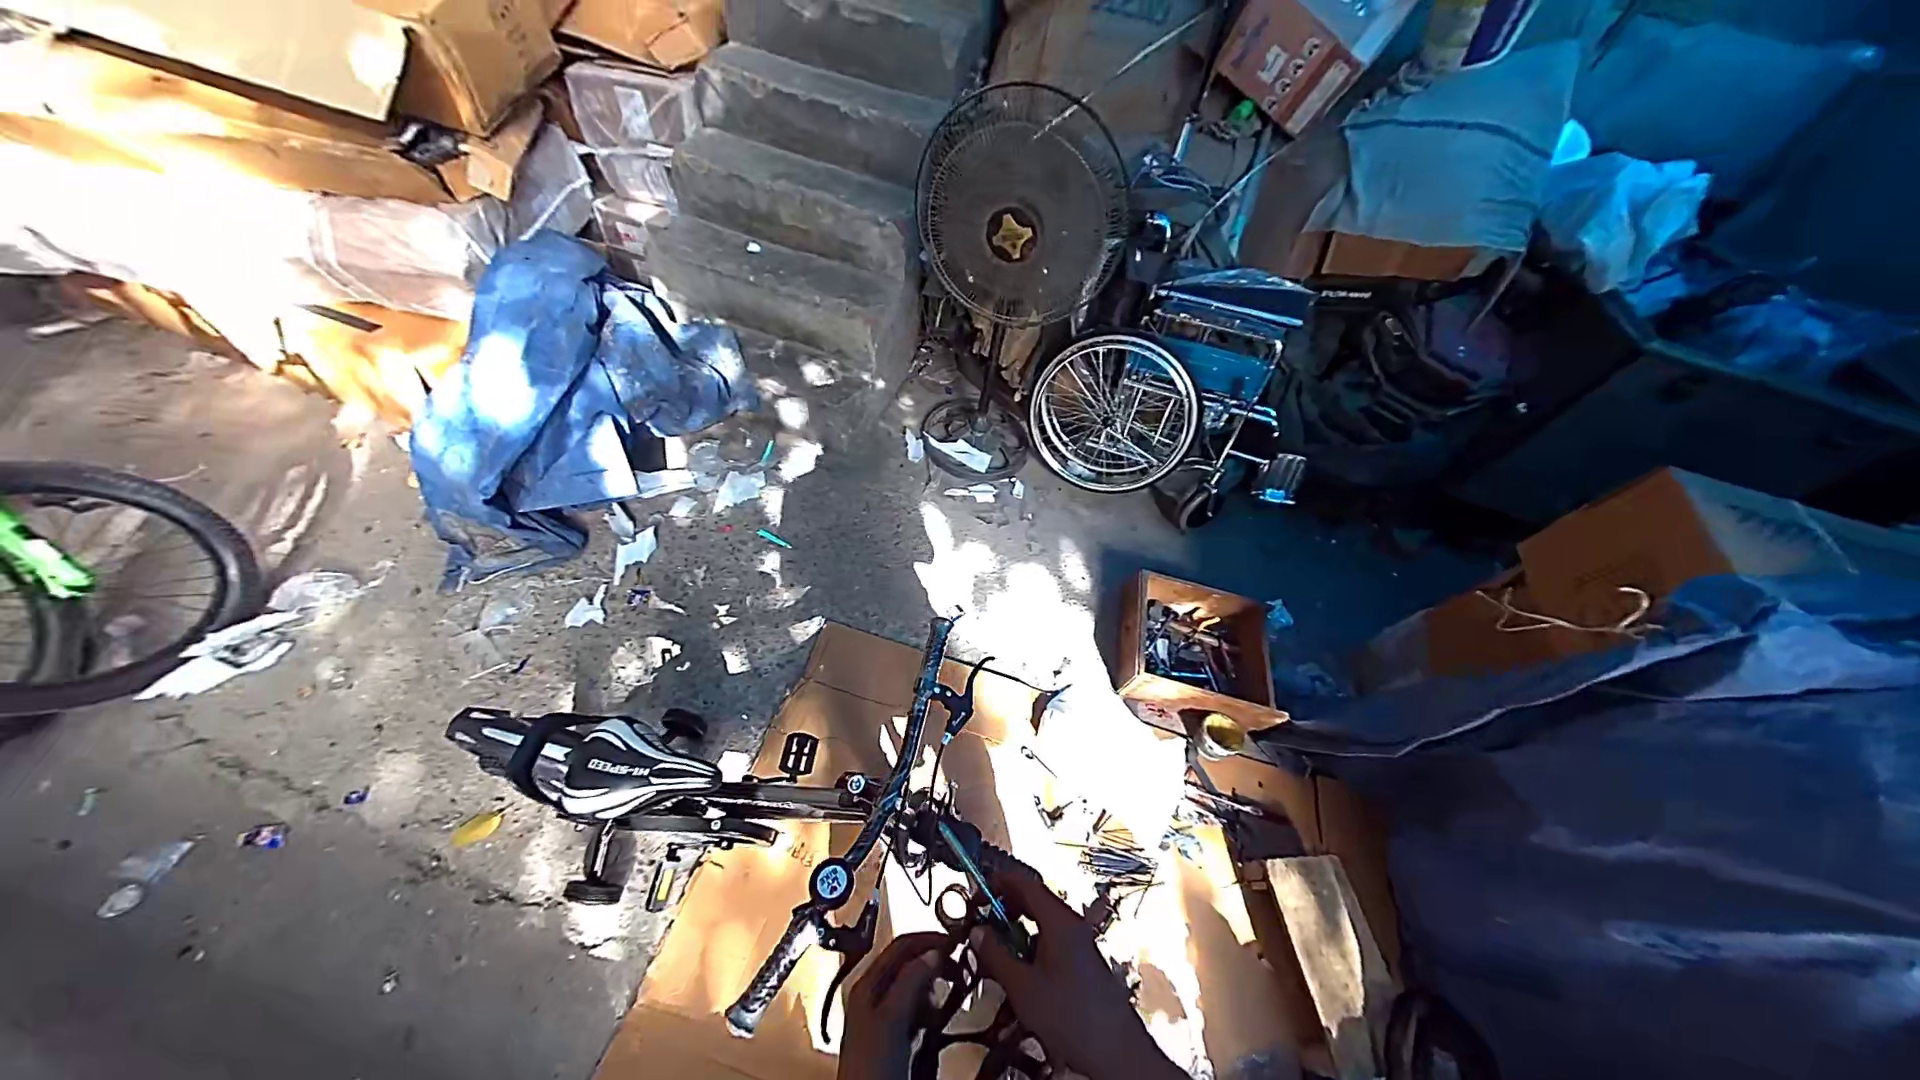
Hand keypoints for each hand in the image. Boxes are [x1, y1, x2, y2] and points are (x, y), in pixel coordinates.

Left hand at [836, 931, 947, 1079]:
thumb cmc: (870, 1068)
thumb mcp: (892, 1018)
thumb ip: (910, 981)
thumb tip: (932, 952)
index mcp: (867, 984)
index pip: (900, 945)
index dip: (927, 939)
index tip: (954, 940)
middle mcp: (874, 995)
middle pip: (908, 963)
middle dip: (933, 961)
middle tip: (957, 962)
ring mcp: (885, 1017)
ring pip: (916, 986)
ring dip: (934, 984)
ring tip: (951, 986)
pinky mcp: (897, 1037)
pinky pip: (919, 1010)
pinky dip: (932, 1007)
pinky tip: (940, 1016)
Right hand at [970, 871, 1184, 1079]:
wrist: (1117, 1053)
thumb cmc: (1068, 1015)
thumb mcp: (1023, 987)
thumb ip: (996, 956)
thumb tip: (976, 931)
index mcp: (1058, 921)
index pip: (1026, 883)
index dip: (1000, 881)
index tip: (977, 891)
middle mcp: (1071, 924)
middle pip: (1034, 900)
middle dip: (1006, 905)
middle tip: (983, 919)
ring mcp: (1079, 943)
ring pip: (1043, 921)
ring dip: (1017, 927)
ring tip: (997, 946)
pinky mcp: (1082, 961)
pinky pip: (1052, 939)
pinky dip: (1031, 943)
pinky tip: (1020, 968)